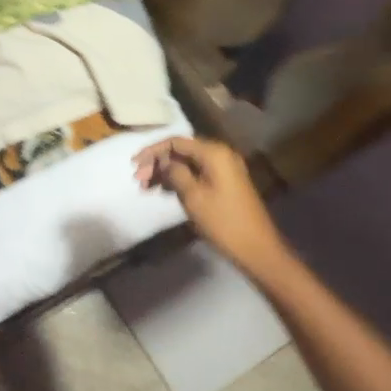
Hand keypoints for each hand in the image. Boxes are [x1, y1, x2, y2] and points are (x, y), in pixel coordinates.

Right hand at [134, 136, 287, 272]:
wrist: (256, 248)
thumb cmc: (223, 221)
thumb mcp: (193, 196)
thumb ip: (175, 173)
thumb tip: (163, 161)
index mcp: (214, 153)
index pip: (177, 142)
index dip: (153, 151)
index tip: (134, 164)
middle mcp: (221, 155)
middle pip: (182, 151)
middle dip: (159, 163)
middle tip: (139, 180)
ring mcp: (225, 170)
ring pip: (189, 164)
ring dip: (167, 173)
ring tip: (147, 188)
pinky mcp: (226, 184)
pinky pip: (198, 174)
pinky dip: (180, 180)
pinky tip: (165, 191)